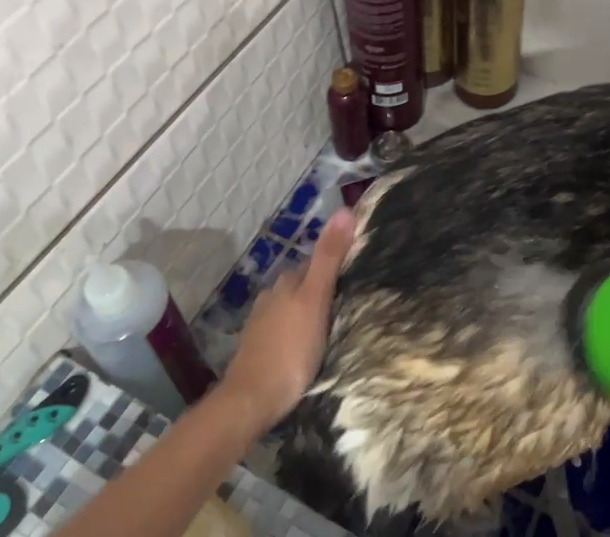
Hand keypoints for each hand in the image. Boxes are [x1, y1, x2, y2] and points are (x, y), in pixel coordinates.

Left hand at [215, 210, 356, 432]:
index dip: (335, 263)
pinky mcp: (258, 349)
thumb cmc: (290, 349)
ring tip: (334, 323)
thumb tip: (344, 209)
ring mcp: (261, 324)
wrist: (251, 400)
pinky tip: (309, 345)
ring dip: (309, 311)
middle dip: (322, 288)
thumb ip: (329, 257)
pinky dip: (297, 331)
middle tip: (352, 299)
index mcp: (286, 283)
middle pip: (302, 284)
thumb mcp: (316, 300)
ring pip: (292, 307)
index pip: (315, 262)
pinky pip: (284, 330)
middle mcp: (271, 297)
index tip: (358, 270)